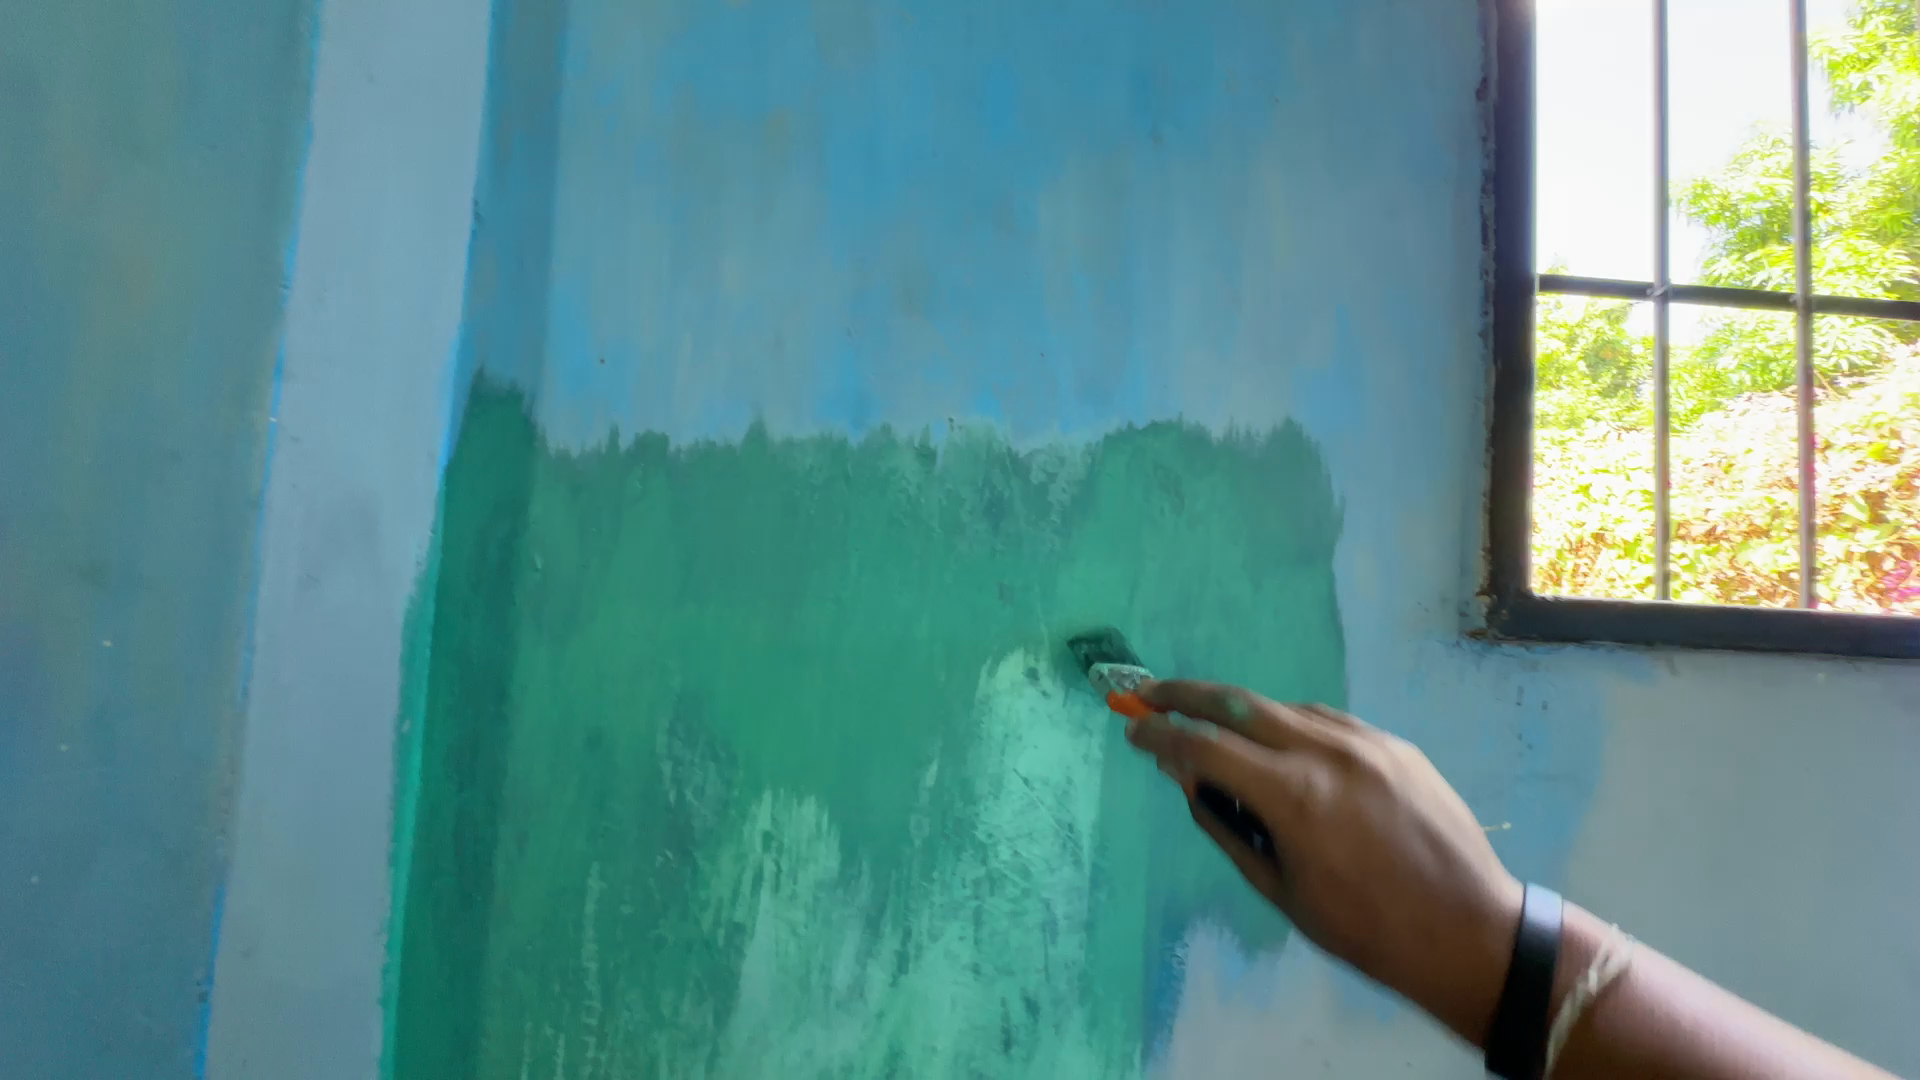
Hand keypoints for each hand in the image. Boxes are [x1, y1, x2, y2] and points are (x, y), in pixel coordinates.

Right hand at [1127, 680, 1523, 1045]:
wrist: (1476, 935)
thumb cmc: (1366, 929)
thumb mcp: (1278, 888)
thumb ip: (1224, 824)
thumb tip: (1185, 777)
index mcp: (1292, 796)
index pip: (1202, 746)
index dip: (1159, 734)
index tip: (1133, 729)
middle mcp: (1324, 751)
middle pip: (1234, 701)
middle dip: (1183, 693)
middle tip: (1150, 692)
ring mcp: (1363, 740)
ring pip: (1279, 708)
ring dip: (1238, 713)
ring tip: (1216, 729)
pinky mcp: (1391, 742)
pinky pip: (1321, 720)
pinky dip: (1286, 726)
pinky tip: (1281, 746)